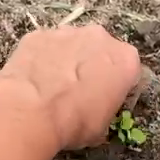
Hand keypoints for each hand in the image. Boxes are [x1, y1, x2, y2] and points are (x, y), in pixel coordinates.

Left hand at [0, 25, 143, 152]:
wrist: (29, 112)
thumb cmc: (73, 122)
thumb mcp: (102, 128)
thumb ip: (106, 109)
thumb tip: (96, 111)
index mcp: (125, 60)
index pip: (130, 72)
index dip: (118, 88)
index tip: (107, 101)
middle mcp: (100, 38)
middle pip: (101, 52)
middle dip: (93, 68)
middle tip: (79, 93)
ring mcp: (67, 32)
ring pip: (72, 45)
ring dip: (67, 61)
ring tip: (53, 87)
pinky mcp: (39, 34)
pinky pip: (45, 46)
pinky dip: (42, 59)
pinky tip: (34, 81)